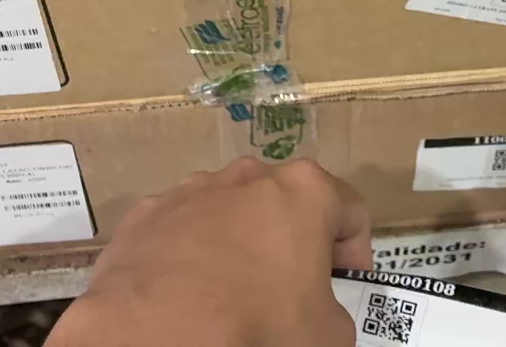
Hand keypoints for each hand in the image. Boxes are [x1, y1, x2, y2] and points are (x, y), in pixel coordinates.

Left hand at [46, 157, 371, 346]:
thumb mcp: (326, 337)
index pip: (352, 211)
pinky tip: (185, 297)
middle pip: (288, 204)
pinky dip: (190, 255)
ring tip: (230, 298)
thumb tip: (321, 315)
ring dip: (240, 245)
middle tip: (289, 295)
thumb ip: (337, 315)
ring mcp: (195, 188)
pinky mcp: (150, 212)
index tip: (343, 290)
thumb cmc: (257, 326)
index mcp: (305, 189)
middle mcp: (251, 174)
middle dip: (294, 244)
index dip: (355, 255)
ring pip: (232, 211)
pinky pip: (183, 229)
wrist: (152, 336)